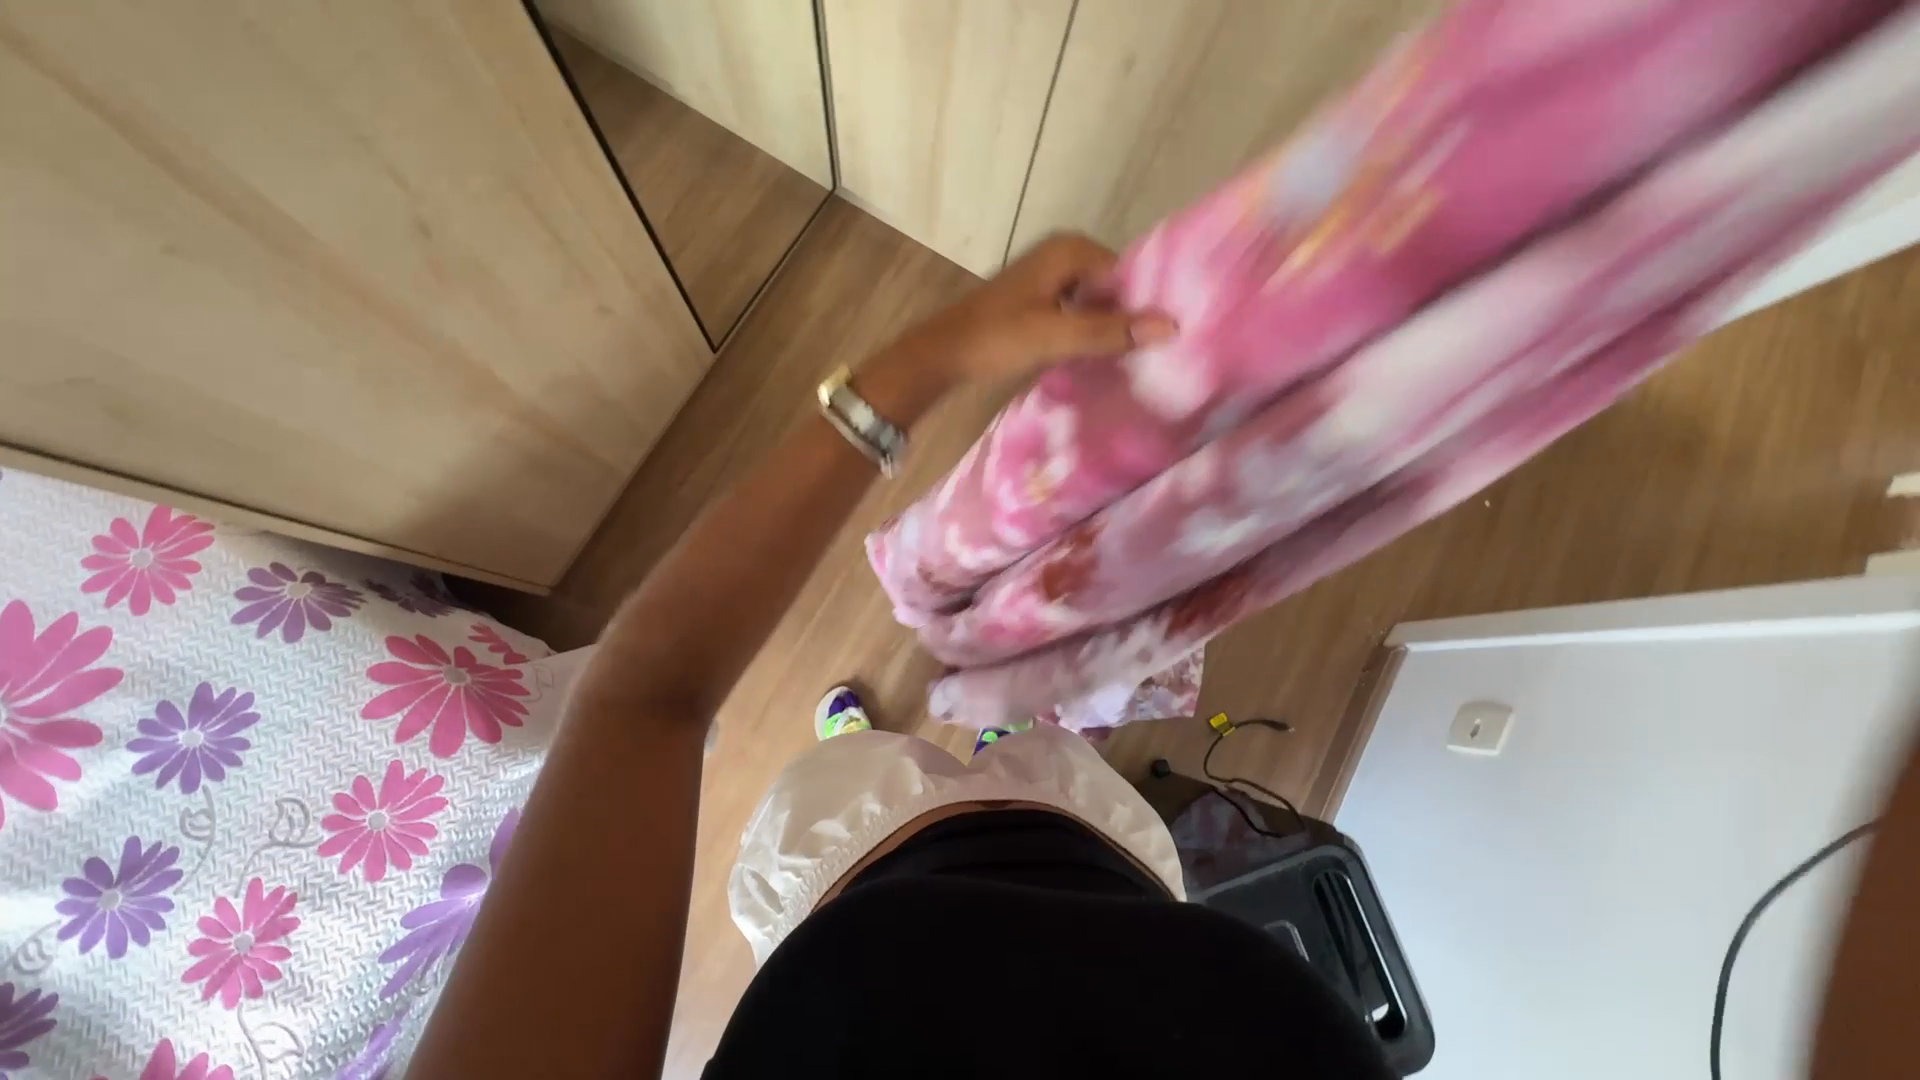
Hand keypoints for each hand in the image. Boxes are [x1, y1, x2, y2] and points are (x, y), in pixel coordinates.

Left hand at [894, 232, 1177, 386]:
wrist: (942, 354)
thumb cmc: (996, 338)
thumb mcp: (1056, 336)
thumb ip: (1110, 331)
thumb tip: (1171, 326)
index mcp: (1069, 250)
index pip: (1128, 272)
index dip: (1146, 302)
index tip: (1167, 337)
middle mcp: (1062, 255)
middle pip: (1114, 286)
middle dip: (1130, 316)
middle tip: (1157, 353)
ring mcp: (1049, 279)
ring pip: (1096, 303)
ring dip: (1110, 329)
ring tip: (1137, 360)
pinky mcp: (1039, 304)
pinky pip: (1078, 314)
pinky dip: (1089, 334)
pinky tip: (1101, 360)